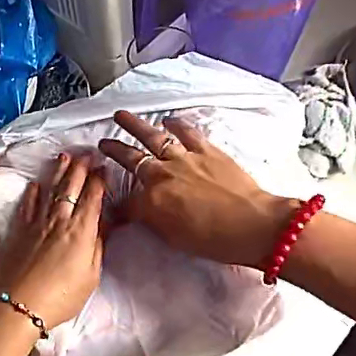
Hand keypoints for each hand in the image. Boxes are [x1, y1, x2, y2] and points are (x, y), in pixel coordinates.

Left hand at [0, 152, 106, 327]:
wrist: (19, 304)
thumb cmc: (61, 296)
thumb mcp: (91, 275)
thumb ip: (97, 246)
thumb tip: (104, 225)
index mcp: (81, 231)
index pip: (93, 197)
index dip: (99, 180)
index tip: (104, 168)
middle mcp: (59, 221)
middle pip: (71, 187)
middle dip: (80, 168)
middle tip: (86, 154)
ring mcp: (37, 224)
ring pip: (49, 191)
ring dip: (58, 173)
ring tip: (64, 158)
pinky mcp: (19, 231)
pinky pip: (28, 206)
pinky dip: (33, 193)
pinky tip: (36, 184)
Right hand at [97, 110, 289, 266]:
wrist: (253, 225)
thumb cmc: (213, 240)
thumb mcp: (173, 238)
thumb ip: (154, 221)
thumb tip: (142, 214)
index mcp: (151, 202)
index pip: (126, 204)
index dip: (119, 207)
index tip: (116, 210)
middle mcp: (161, 175)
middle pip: (131, 159)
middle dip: (113, 150)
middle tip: (102, 143)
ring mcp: (184, 159)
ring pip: (153, 138)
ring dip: (134, 126)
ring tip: (121, 116)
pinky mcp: (207, 151)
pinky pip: (187, 133)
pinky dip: (176, 126)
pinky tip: (168, 121)